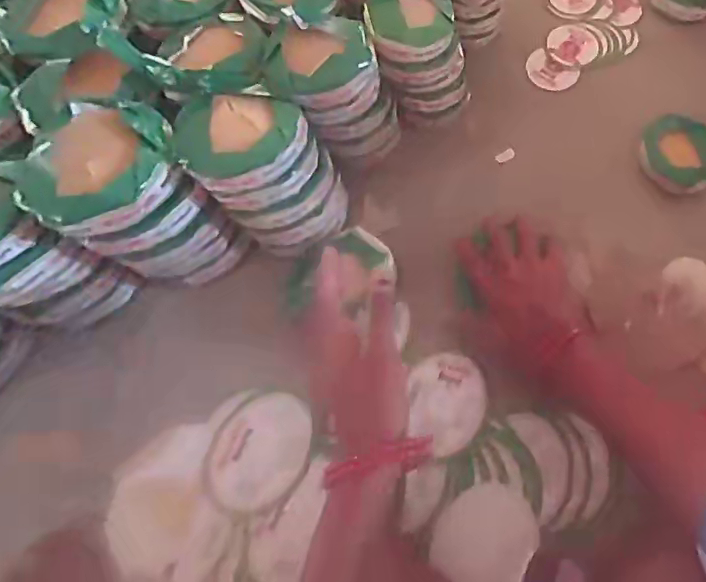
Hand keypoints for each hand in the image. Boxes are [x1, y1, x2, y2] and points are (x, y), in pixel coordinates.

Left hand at [305, 248, 406, 455]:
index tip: (330, 250)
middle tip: (339, 262)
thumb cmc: (378, 401)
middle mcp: (322, 351)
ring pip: (323, 326)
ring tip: (343, 285)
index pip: (327, 297)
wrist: (368, 456)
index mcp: (333, 341)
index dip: (329, 274)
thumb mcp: (384, 355)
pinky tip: (350, 323)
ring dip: (331, 302)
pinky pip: (329, 339)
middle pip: (321, 310)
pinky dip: (337, 321)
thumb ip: (381, 314)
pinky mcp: (333, 381)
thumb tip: (381, 275)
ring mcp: (325, 369)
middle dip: (328, 284)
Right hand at [455, 218, 591, 388]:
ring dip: (521, 225)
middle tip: (490, 222)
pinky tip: (548, 238)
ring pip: (526, 234)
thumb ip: (471, 325)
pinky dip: (549, 239)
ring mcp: (534, 264)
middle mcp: (510, 269)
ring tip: (519, 219)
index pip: (472, 262)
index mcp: (491, 287)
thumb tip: (457, 314)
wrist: (558, 347)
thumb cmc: (520, 348)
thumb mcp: (488, 342)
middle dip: (492, 227)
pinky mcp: (556, 266)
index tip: (461, 240)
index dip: (465, 248)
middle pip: (498, 239)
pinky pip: (553, 244)